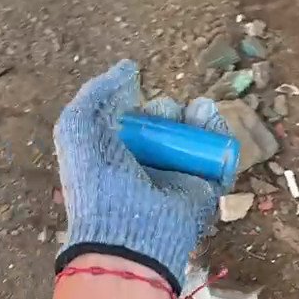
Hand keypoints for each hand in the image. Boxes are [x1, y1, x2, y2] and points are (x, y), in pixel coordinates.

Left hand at [53, 60, 230, 293]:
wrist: (127, 230)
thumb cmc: (98, 179)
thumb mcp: (77, 126)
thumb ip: (97, 92)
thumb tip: (129, 68)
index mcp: (116, 155)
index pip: (136, 123)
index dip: (140, 108)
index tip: (139, 100)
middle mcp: (148, 166)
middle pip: (169, 126)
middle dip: (169, 111)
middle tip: (167, 115)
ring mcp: (178, 177)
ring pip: (196, 138)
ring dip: (199, 117)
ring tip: (199, 109)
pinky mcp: (206, 189)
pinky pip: (219, 157)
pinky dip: (220, 135)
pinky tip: (211, 121)